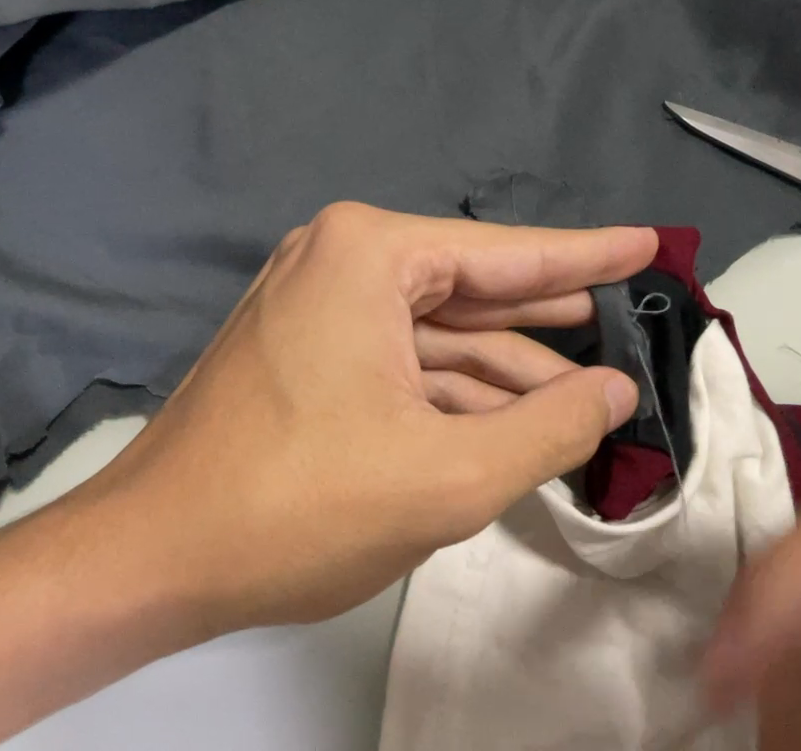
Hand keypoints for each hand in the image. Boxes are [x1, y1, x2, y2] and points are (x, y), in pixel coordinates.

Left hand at [73, 202, 653, 635]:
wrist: (152, 556)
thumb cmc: (298, 505)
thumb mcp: (448, 476)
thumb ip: (549, 429)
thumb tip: (614, 393)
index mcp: (368, 254)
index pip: (505, 255)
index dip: (585, 256)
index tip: (648, 243)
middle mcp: (337, 260)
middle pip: (471, 291)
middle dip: (549, 323)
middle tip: (632, 322)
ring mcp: (315, 306)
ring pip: (435, 335)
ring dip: (505, 373)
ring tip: (591, 394)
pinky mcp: (303, 353)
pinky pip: (399, 361)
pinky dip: (453, 393)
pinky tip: (512, 421)